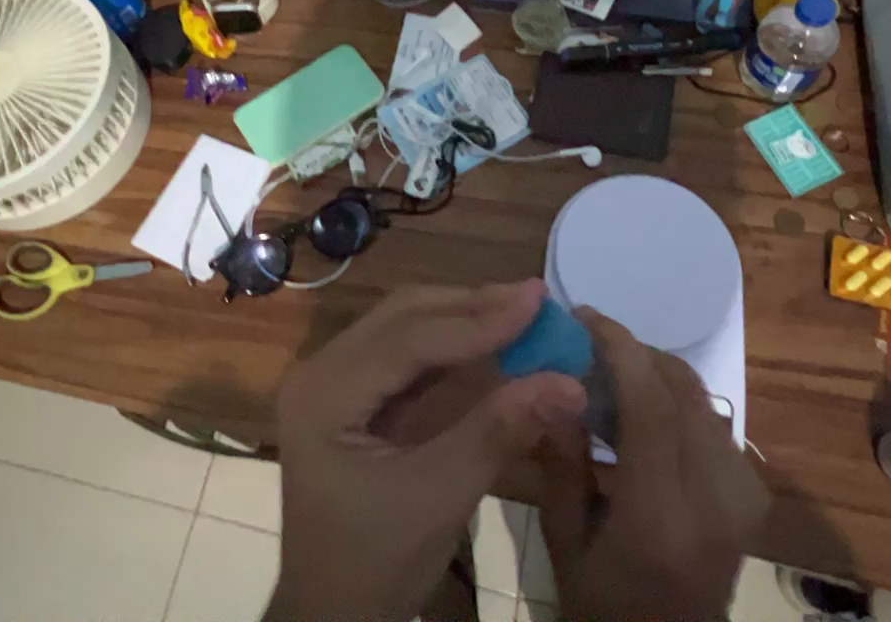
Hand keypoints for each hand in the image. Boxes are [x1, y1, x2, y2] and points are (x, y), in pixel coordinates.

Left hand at [265, 281, 586, 621]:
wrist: (333, 613)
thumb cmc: (377, 562)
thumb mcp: (440, 496)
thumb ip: (499, 431)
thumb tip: (569, 381)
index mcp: (324, 394)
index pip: (407, 340)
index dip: (477, 320)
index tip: (537, 300)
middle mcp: (321, 372)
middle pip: (402, 317)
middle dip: (471, 306)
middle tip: (535, 299)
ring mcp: (334, 380)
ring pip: (406, 326)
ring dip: (464, 317)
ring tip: (523, 310)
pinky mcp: (355, 395)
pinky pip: (408, 354)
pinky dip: (454, 345)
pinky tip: (494, 339)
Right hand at [540, 308, 771, 621]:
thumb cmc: (602, 605)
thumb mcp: (563, 538)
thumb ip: (562, 459)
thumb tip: (554, 382)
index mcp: (661, 518)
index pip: (652, 409)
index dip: (621, 349)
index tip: (584, 316)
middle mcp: (715, 500)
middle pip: (684, 392)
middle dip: (635, 351)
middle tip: (589, 340)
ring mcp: (744, 496)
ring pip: (702, 398)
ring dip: (655, 371)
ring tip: (610, 373)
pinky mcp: (753, 493)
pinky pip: (713, 419)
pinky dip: (676, 397)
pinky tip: (643, 409)